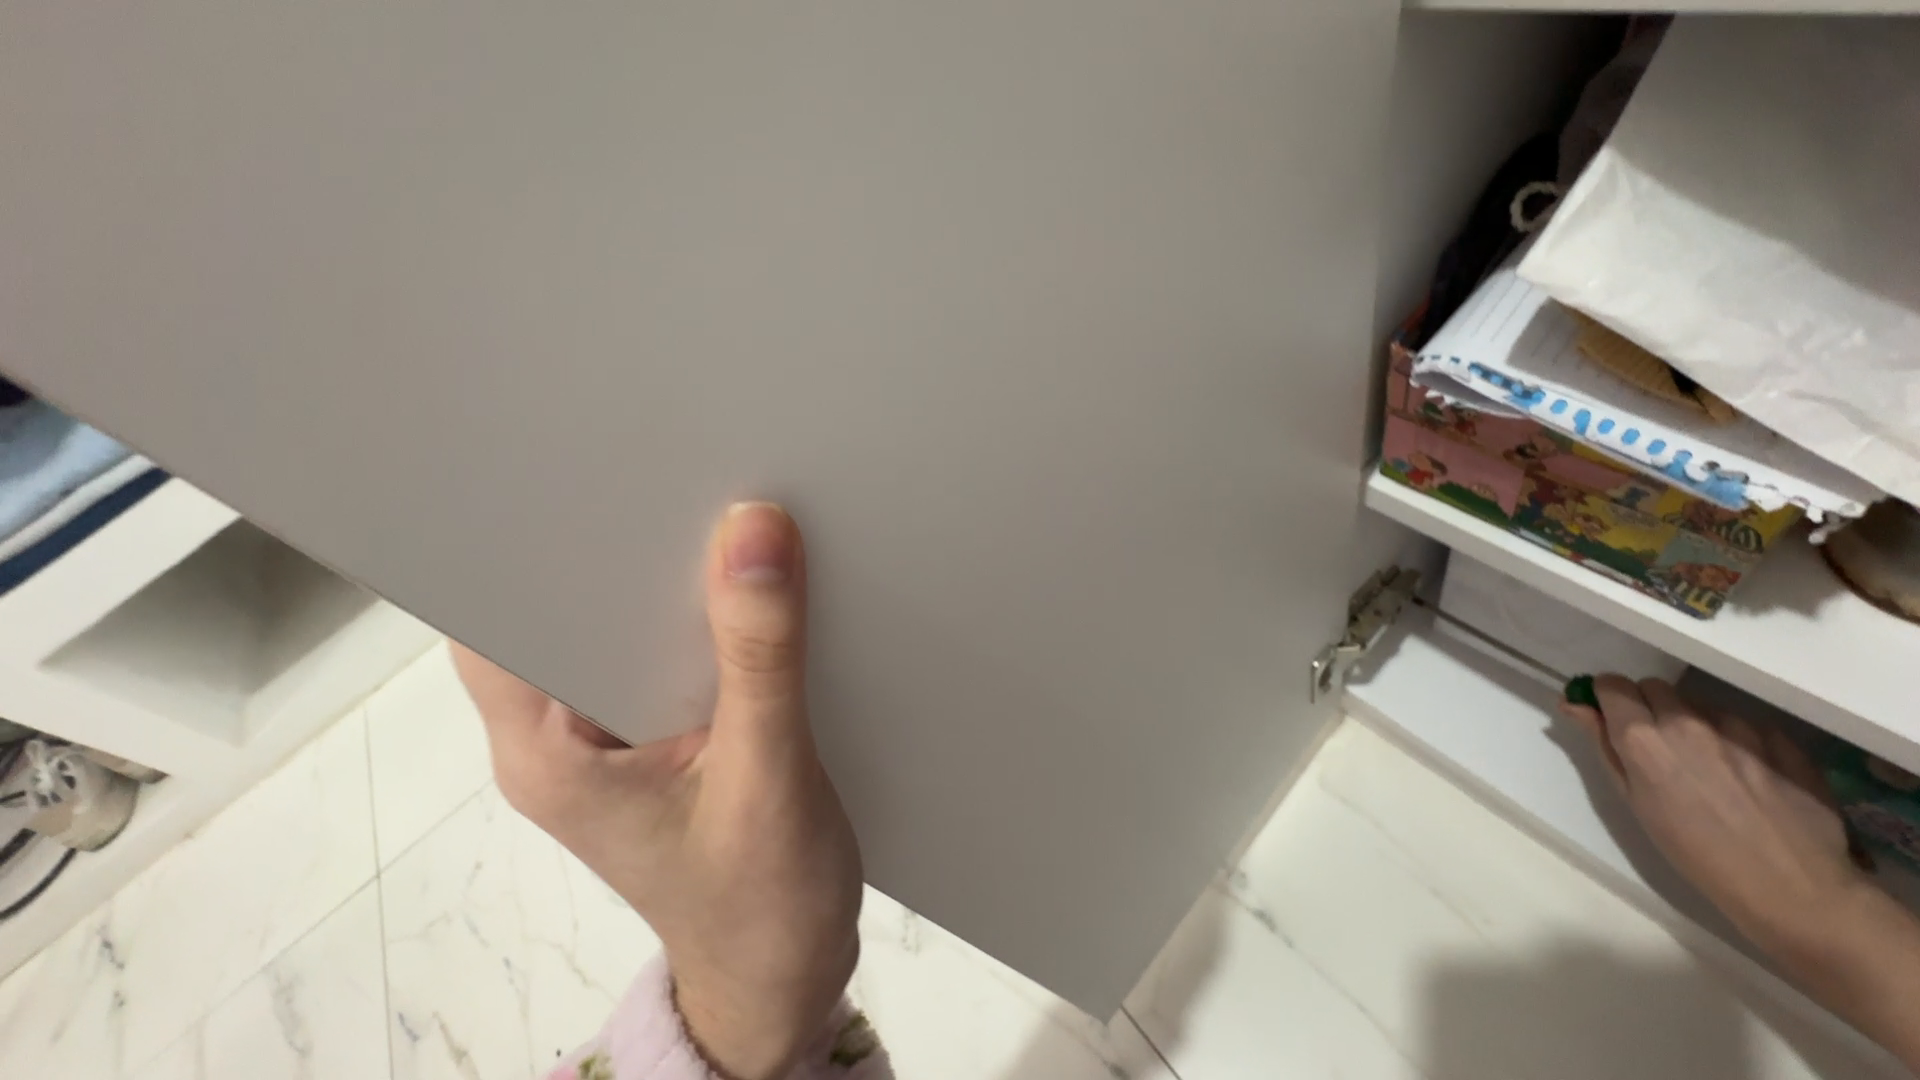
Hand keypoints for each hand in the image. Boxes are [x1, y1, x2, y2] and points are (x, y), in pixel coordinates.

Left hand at [452, 503, 861, 1079]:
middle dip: (619, 542)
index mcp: (548, 749)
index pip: (505, 615)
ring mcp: (615, 735)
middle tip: (679, 467)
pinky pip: (670, 652)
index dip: (539, 537)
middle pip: (566, 607)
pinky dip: (706, 615)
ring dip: (669, 577)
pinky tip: (752, 580)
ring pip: (623, 625)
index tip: (595, 464)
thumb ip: (761, 655)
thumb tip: (754, 528)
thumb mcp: (767, 777)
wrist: (785, 975)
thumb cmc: (763, 902)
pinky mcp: (662, 735)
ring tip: (722, 509)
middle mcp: (564, 733)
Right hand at [1559, 675, 1868, 957]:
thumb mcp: (1633, 800)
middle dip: (1648, 706)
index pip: (1612, 685)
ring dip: (1693, 723)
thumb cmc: (1694, 851)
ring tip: (1708, 765)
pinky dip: (1734, 738)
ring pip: (1699, 705)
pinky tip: (1745, 773)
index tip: (1612, 717)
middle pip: (1654, 687)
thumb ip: (1603, 744)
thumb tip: (1574, 704)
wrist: (1791, 885)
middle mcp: (1687, 722)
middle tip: (1658, 744)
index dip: (1608, 699)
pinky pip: (1743, 723)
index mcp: (1642, 738)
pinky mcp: (1780, 738)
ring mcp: (1738, 728)